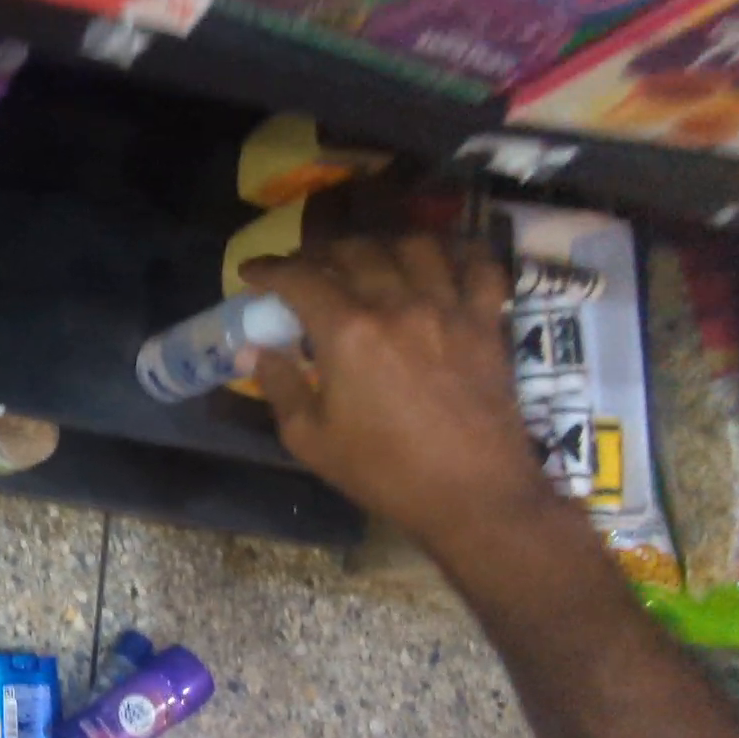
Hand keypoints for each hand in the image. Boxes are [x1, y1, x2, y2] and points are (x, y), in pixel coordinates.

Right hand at [244, 234, 556, 548]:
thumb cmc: (379, 469)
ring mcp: (450, 310)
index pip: (301, 279)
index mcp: (347, 334)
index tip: (251, 272)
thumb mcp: (306, 435)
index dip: (270, 269)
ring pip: (415, 247)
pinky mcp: (487, 323)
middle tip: (301, 268)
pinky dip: (456, 252)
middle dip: (319, 252)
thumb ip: (279, 383)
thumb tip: (255, 351)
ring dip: (380, 244)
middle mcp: (399, 307)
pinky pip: (479, 266)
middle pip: (356, 252)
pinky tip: (437, 258)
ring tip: (364, 258)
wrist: (471, 493)